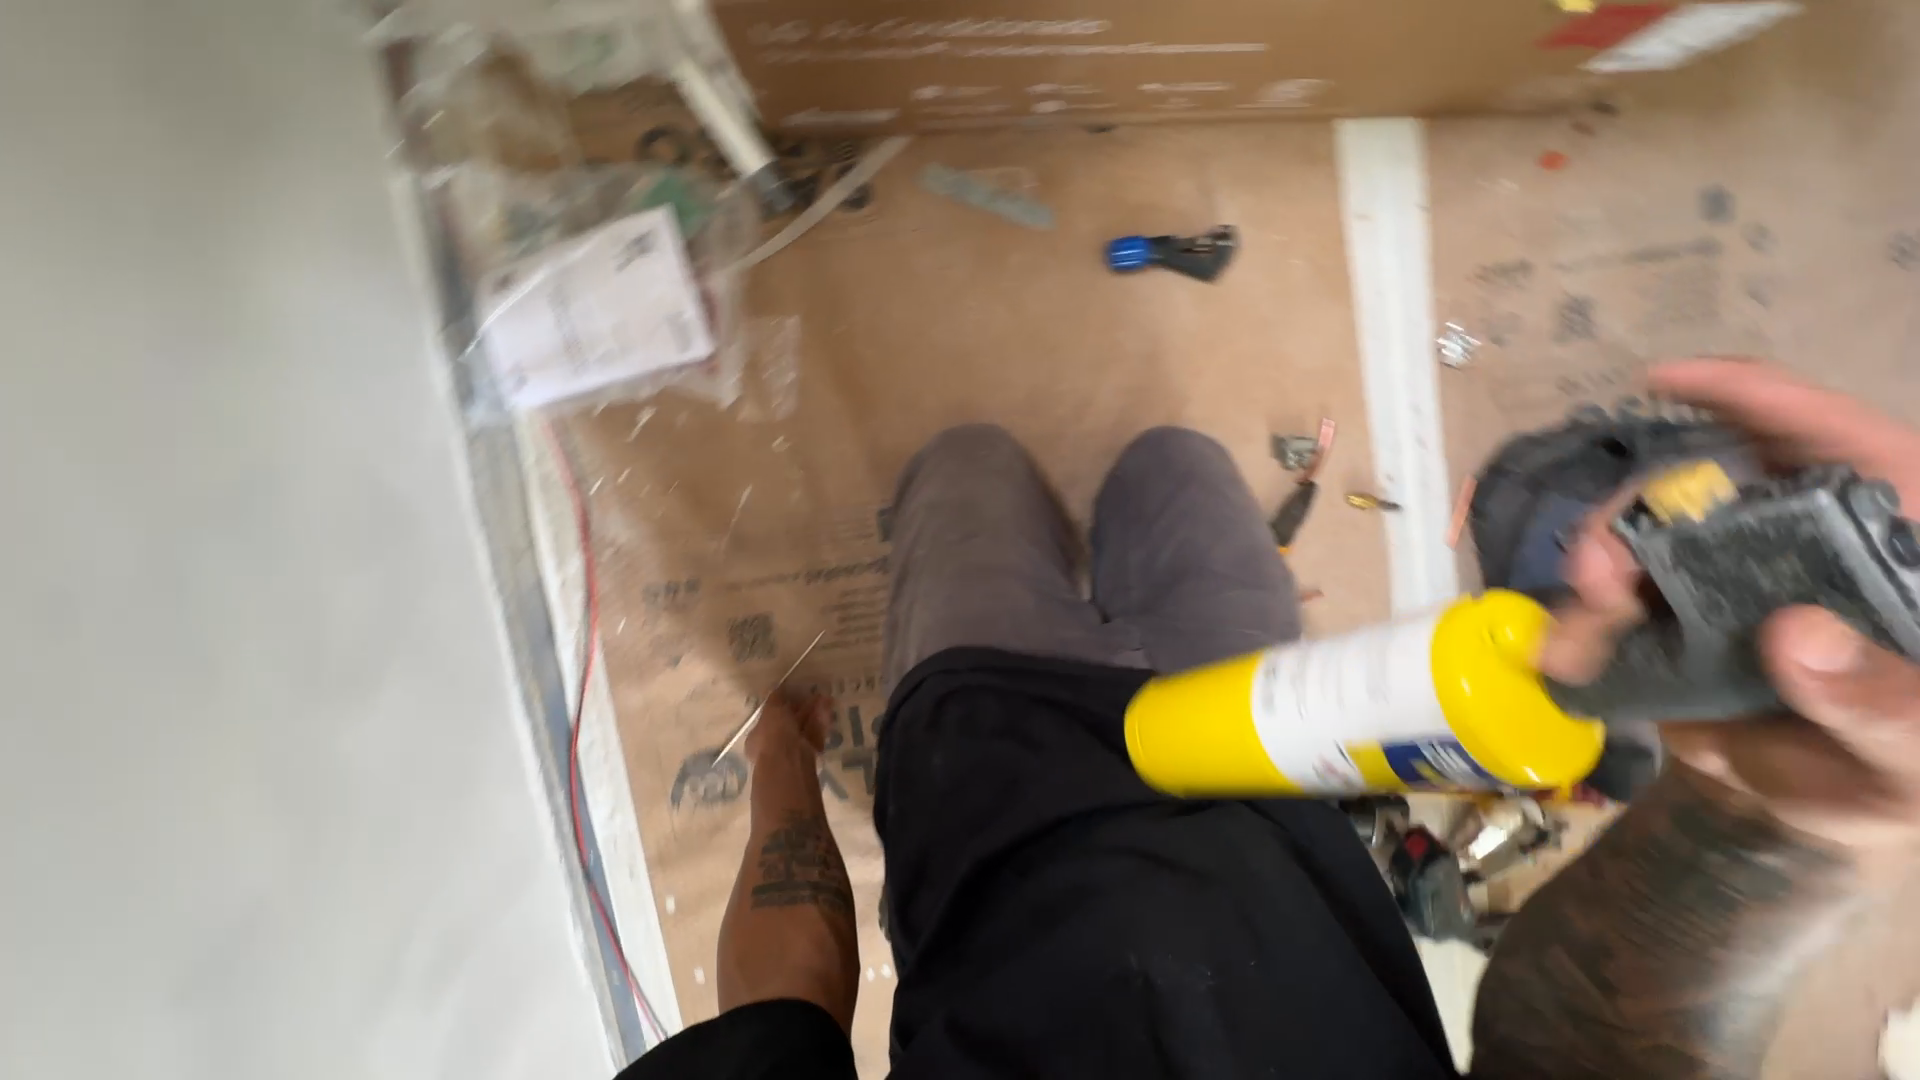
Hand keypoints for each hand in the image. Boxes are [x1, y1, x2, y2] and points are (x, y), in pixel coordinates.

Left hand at [744, 691, 831, 765]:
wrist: (789, 762)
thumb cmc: (774, 734)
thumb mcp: (771, 710)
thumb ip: (775, 699)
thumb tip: (778, 689)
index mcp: (758, 737)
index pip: (770, 718)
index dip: (782, 705)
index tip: (794, 694)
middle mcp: (773, 746)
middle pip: (789, 724)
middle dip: (802, 709)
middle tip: (814, 694)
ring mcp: (790, 753)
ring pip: (803, 730)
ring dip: (814, 714)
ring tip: (826, 699)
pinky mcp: (808, 758)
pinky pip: (814, 737)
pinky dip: (821, 725)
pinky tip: (828, 713)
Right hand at [1541, 359, 1919, 852]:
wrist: (1829, 812)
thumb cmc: (1904, 770)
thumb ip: (1887, 706)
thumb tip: (1798, 636)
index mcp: (1882, 542)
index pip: (1834, 441)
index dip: (1750, 398)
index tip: (1663, 381)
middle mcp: (1788, 545)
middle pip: (1700, 485)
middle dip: (1631, 510)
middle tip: (1597, 569)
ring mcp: (1716, 580)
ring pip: (1634, 538)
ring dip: (1593, 565)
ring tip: (1584, 616)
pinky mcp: (1662, 620)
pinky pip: (1602, 602)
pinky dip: (1572, 619)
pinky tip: (1562, 647)